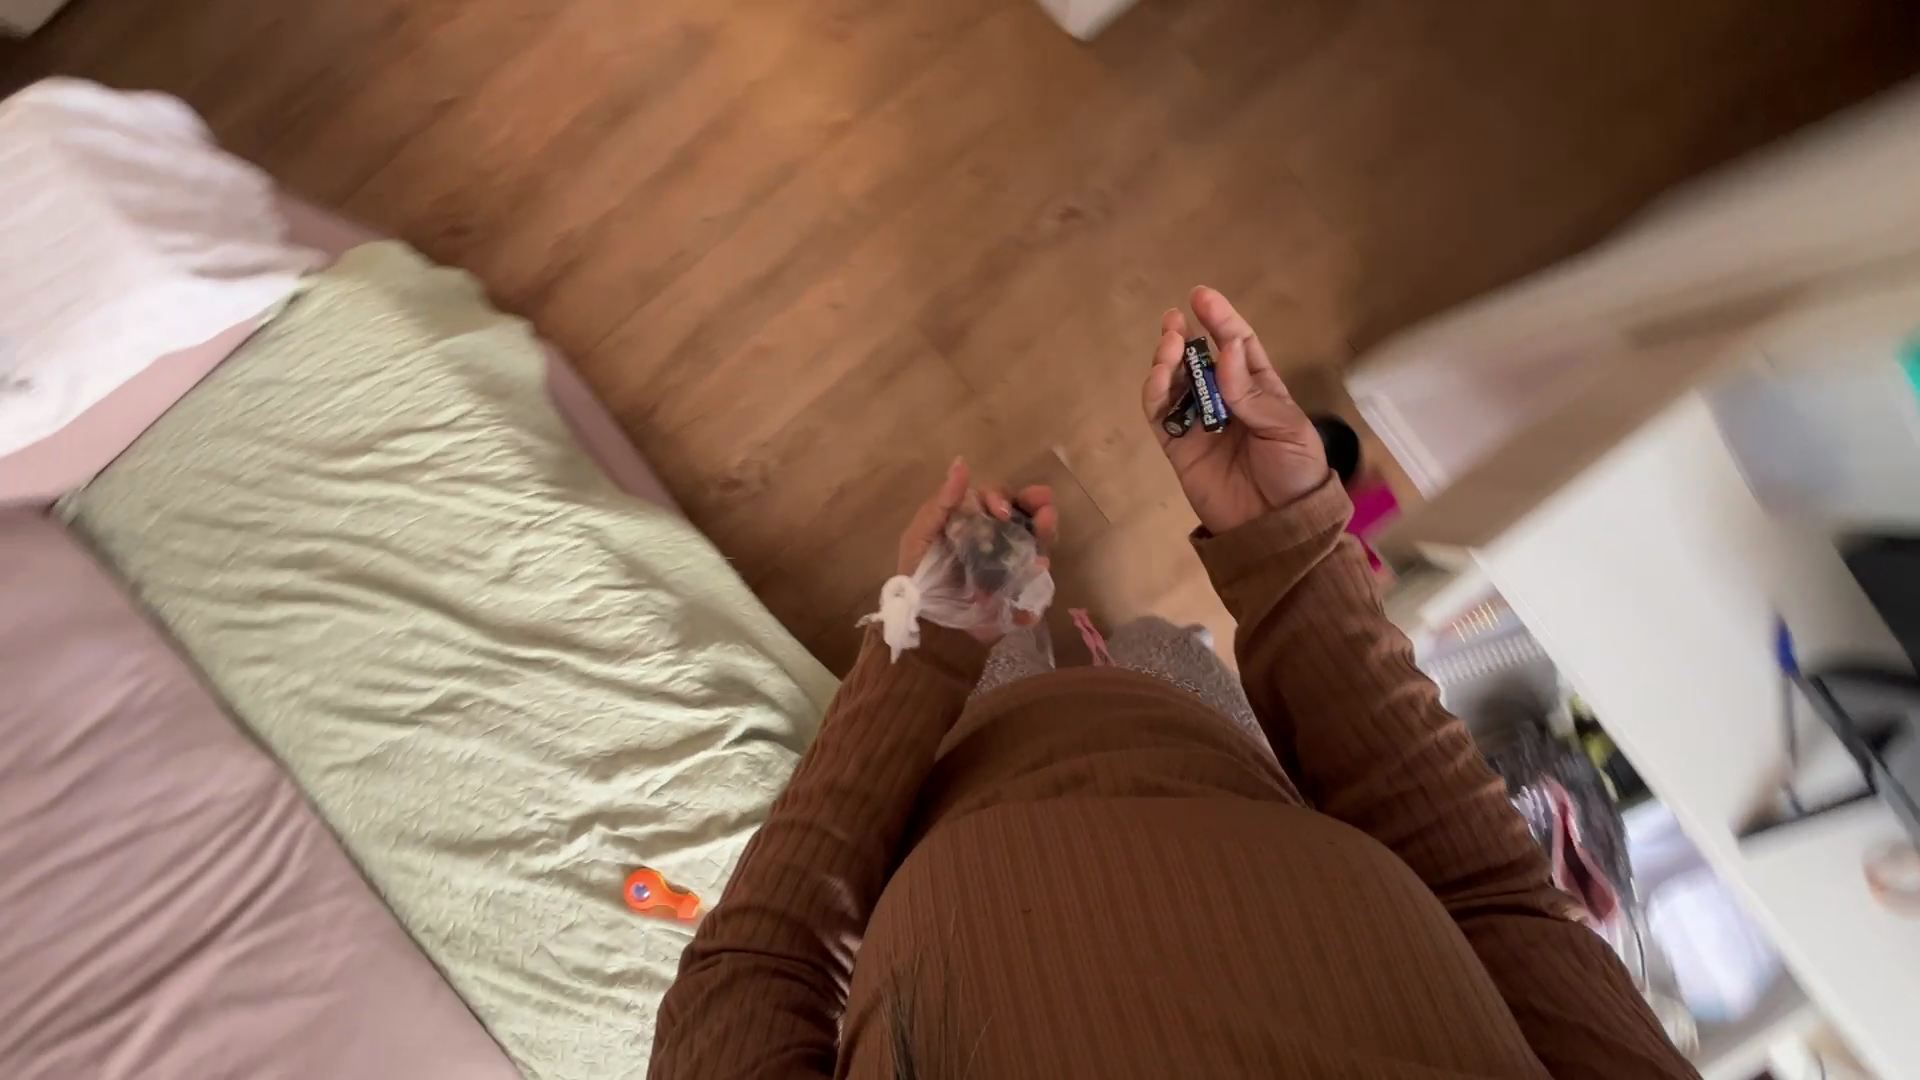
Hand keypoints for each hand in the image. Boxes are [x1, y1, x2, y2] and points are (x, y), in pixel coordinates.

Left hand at [896, 458, 1057, 639]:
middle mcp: (994, 537)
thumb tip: (961, 462)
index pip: (995, 498)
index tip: (1001, 512)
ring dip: (1046, 529)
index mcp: (972, 521)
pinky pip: (1037, 575)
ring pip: (1036, 538)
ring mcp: (1009, 563)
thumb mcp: (920, 537)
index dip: (1002, 497)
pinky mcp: (1019, 588)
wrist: (930, 628)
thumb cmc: (920, 578)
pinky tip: (1040, 565)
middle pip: (1023, 513)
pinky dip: (1041, 569)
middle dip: (1037, 504)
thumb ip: (941, 503)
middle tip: (1045, 505)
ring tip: (1048, 526)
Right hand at [1141, 287, 1328, 534]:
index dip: (1221, 321)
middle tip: (1174, 321)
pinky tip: (1158, 378)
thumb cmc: (1293, 474)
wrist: (1274, 527)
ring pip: (1174, 384)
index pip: (1238, 347)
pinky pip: (1160, 416)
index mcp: (1258, 390)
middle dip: (1185, 337)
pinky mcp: (1177, 447)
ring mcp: (1198, 424)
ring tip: (1167, 346)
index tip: (1202, 296)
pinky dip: (1154, 395)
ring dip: (1167, 362)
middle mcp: (1225, 401)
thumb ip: (1252, 393)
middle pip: (1199, 361)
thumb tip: (1227, 351)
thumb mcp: (1286, 429)